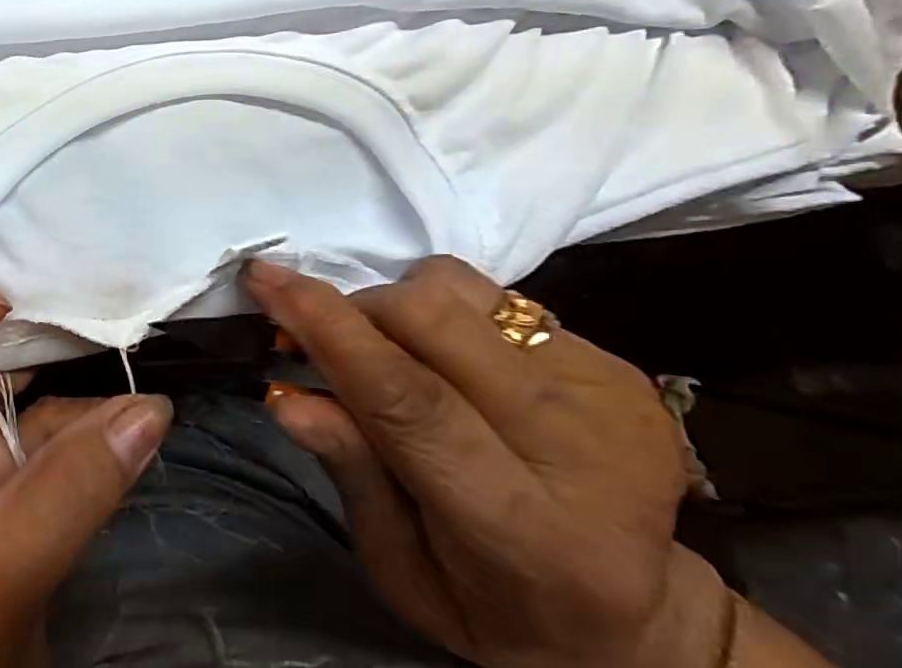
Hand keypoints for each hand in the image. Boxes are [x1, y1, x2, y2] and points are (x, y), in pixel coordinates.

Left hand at [0, 270, 172, 667]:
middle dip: (6, 327)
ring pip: (4, 378)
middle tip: (68, 311)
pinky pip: (46, 424)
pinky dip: (88, 421)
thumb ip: (71, 488)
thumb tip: (150, 411)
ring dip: (58, 365)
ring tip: (109, 342)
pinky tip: (130, 420)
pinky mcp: (3, 473)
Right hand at [242, 257, 732, 667]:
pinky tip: (454, 360)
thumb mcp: (402, 570)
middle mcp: (576, 447)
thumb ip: (351, 473)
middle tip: (325, 334)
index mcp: (519, 527)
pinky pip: (496, 296)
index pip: (408, 401)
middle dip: (356, 308)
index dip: (329, 329)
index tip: (266, 281)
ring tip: (395, 351)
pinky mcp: (617, 363)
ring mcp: (607, 393)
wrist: (635, 620)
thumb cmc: (494, 610)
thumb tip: (286, 396)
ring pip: (460, 290)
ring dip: (398, 303)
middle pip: (432, 321)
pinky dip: (446, 312)